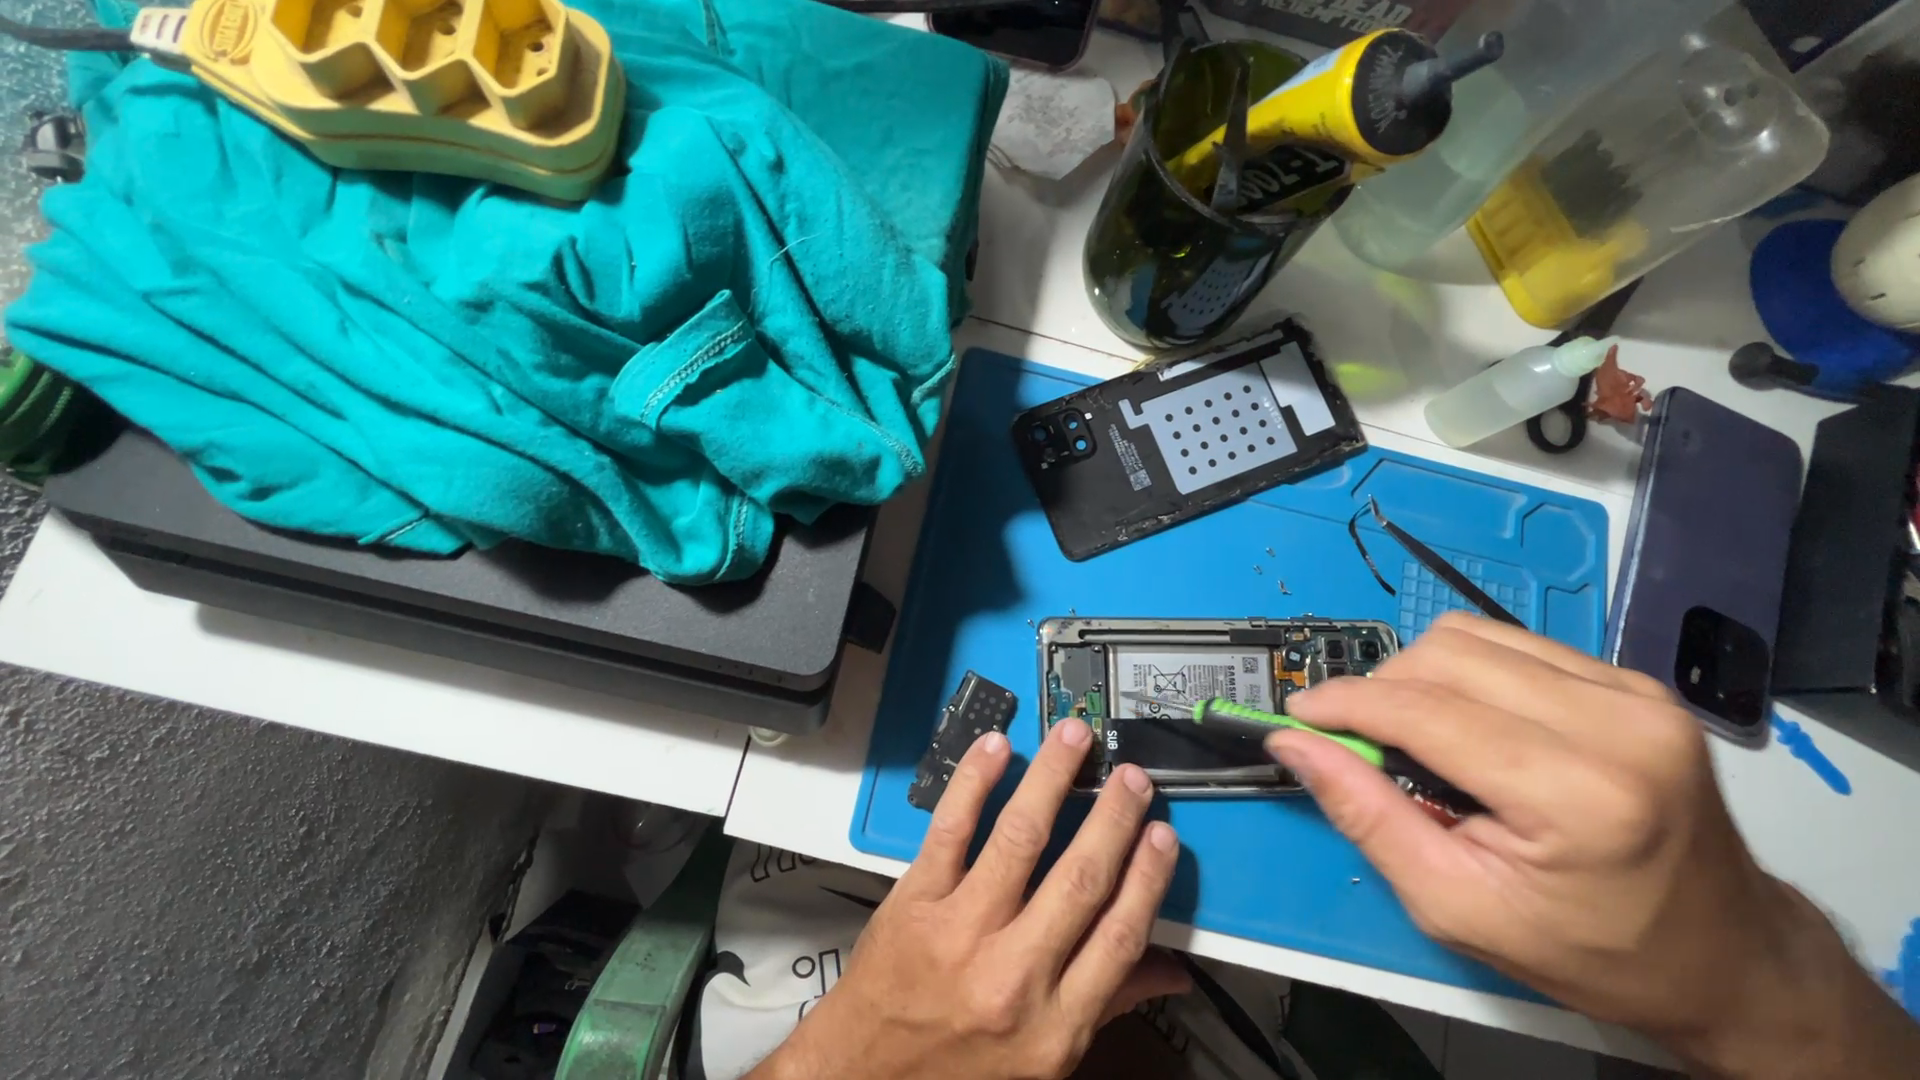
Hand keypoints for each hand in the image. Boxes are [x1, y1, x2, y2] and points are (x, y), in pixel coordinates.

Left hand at [751, 719, 1188, 1079]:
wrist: (865, 1076)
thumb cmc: (961, 1069)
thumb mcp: (1044, 1062)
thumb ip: (1107, 1004)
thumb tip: (1173, 970)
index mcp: (1054, 1021)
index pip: (1118, 937)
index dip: (1147, 879)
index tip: (1163, 834)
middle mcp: (1013, 973)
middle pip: (1079, 881)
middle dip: (1113, 821)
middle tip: (1133, 778)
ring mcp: (961, 929)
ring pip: (1019, 840)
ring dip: (1051, 781)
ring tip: (1074, 739)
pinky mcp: (916, 900)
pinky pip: (950, 830)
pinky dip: (973, 783)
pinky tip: (995, 747)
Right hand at [1268, 613, 1919, 1077]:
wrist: (1728, 958)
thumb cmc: (1587, 950)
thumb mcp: (1454, 905)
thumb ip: (1365, 815)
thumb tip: (1294, 743)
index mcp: (1578, 793)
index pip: (1426, 710)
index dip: (1345, 704)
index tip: (1297, 715)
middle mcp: (1616, 722)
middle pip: (1444, 656)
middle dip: (1378, 690)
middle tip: (1361, 742)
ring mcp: (1633, 693)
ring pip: (1471, 636)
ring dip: (1417, 675)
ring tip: (1414, 732)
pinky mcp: (1633, 682)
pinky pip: (1510, 642)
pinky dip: (1463, 672)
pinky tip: (1465, 720)